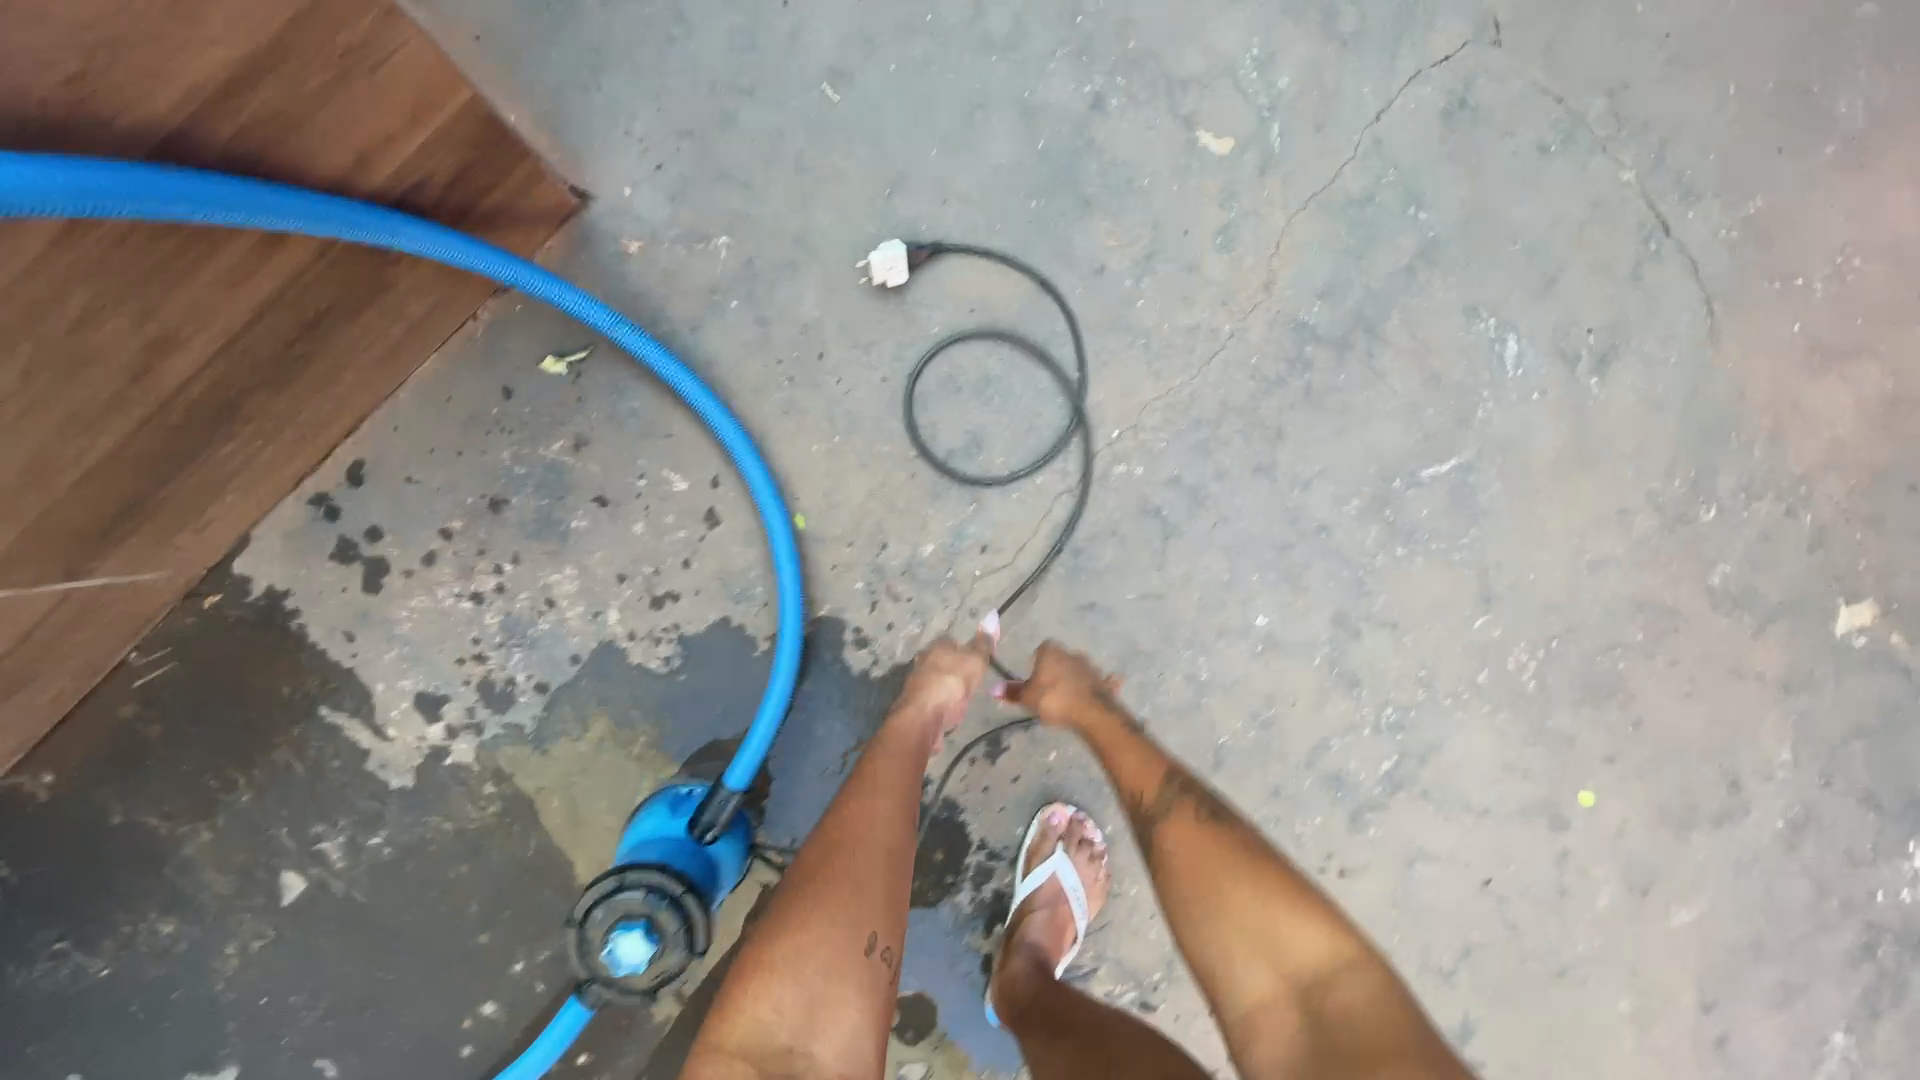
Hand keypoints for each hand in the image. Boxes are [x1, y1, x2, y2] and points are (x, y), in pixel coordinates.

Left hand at [891, 633, 993, 749]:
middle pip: (942, 660)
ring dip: (947, 686)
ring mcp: (917, 683)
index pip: (951, 640)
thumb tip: (992, 616)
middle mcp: (923, 661)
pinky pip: (933, 699)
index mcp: (936, 646)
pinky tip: (951, 709)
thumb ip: (984, 643)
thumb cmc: (952, 681)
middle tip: (971, 678)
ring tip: (963, 695)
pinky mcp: (916, 704)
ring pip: (936, 680)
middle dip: (954, 667)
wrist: (924, 716)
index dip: (965, 648)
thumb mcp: (975, 659)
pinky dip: (942, 702)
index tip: (977, 658)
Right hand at [995, 641, 1126, 730]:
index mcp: (1051, 652)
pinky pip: (1099, 682)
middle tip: (1048, 687)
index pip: (1042, 647)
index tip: (1034, 674)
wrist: (1091, 712)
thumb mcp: (1028, 697)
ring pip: (1079, 669)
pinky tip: (1099, 692)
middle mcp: (1072, 653)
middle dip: (1056, 669)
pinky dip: (1098, 685)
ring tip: (1067, 696)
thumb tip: (993, 688)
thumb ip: (1012, 692)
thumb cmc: (1054, 699)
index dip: (1037, 659)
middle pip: (1061, 658)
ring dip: (1074, 678)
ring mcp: (1090, 667)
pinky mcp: (1104, 682)